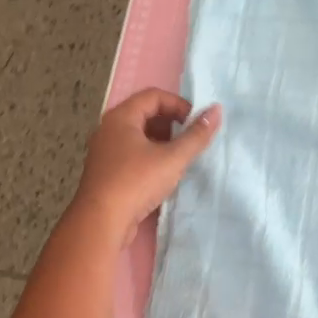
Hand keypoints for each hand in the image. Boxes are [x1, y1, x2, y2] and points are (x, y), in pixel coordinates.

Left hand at [69, 89, 220, 246]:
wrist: (101, 221)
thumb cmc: (136, 182)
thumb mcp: (173, 158)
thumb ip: (196, 135)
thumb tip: (216, 111)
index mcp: (121, 117)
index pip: (154, 96)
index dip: (179, 105)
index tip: (196, 123)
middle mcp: (109, 129)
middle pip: (145, 114)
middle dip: (171, 125)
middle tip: (190, 141)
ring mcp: (105, 151)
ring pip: (138, 137)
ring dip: (162, 143)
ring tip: (180, 159)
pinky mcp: (106, 172)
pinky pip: (131, 155)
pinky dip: (149, 158)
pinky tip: (163, 176)